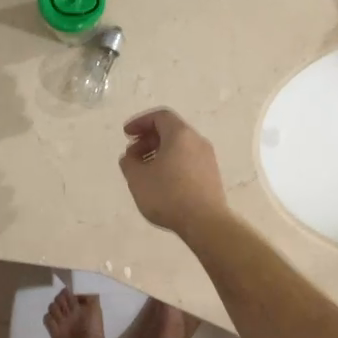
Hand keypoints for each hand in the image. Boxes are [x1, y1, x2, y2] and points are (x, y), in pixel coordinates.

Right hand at [120, 108, 228, 234]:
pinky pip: (187, 160)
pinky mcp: (211, 175)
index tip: (126, 134)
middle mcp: (197, 141)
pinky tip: (161, 182)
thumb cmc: (168, 195)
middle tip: (132, 155)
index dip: (140, 122)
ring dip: (159, 153)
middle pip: (170, 131)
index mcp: (180, 134)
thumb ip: (129, 163)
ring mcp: (207, 158)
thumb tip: (130, 157)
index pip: (160, 116)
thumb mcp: (138, 178)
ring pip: (179, 147)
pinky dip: (171, 163)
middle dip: (147, 139)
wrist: (205, 221)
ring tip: (144, 171)